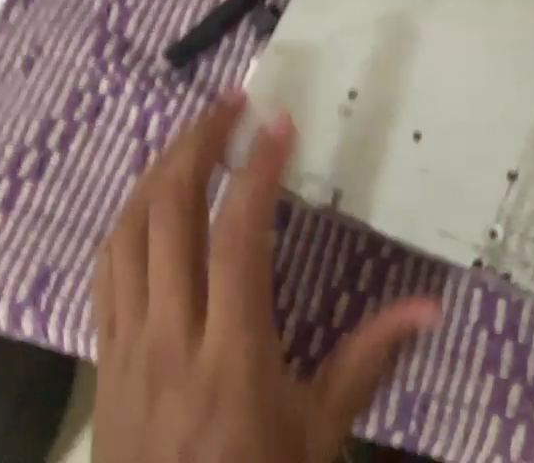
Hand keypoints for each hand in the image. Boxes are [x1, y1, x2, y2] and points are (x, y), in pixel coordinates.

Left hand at [92, 90, 442, 462]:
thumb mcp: (319, 432)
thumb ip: (369, 361)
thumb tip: (430, 307)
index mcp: (232, 355)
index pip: (236, 238)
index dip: (256, 172)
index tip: (279, 123)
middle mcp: (171, 335)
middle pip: (168, 215)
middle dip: (197, 145)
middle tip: (230, 103)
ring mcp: (127, 342)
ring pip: (128, 231)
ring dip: (159, 170)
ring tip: (194, 133)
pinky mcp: (103, 353)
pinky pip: (106, 267)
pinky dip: (129, 215)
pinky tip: (153, 196)